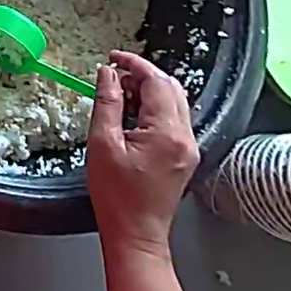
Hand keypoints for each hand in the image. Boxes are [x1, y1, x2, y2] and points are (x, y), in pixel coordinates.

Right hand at [88, 51, 199, 261]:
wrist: (136, 233)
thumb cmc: (115, 193)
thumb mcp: (102, 142)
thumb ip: (107, 102)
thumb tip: (107, 73)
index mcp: (167, 132)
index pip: (157, 82)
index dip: (134, 64)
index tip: (112, 57)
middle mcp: (186, 137)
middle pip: (171, 88)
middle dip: (142, 75)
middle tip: (113, 76)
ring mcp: (188, 147)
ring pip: (174, 102)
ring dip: (148, 90)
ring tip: (118, 93)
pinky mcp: (184, 156)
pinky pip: (173, 119)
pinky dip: (153, 107)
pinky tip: (131, 113)